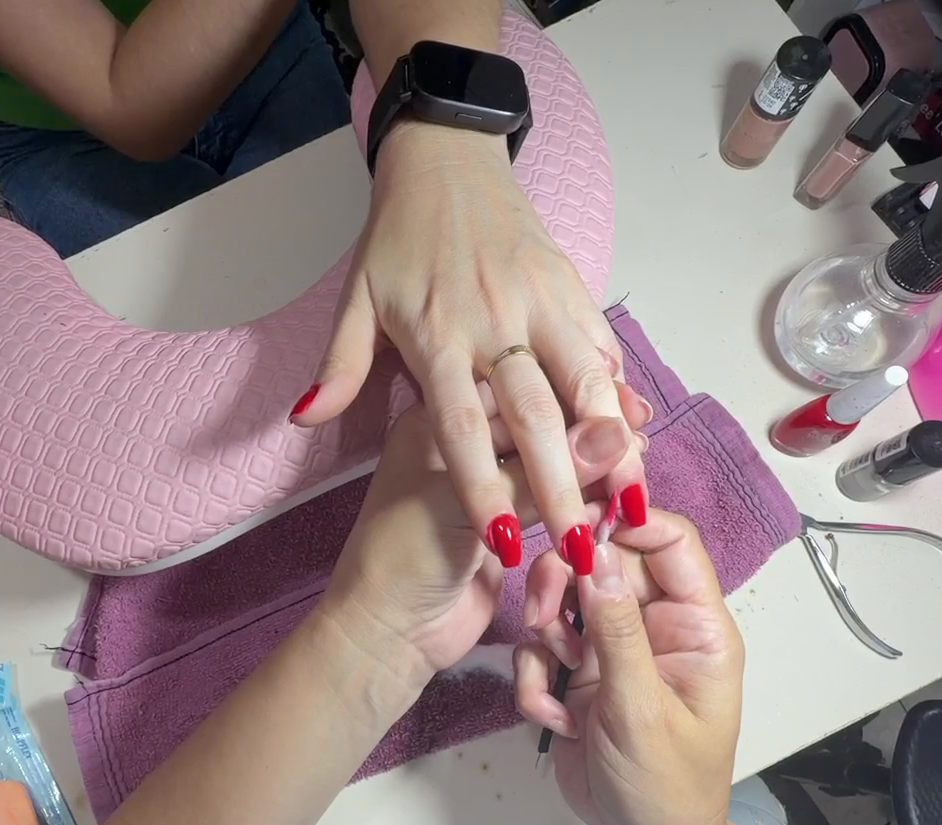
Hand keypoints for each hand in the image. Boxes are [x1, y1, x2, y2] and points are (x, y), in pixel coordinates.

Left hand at [292, 124, 646, 575]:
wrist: (445, 158)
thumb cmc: (395, 241)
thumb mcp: (355, 301)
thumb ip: (340, 366)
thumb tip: (306, 417)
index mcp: (436, 338)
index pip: (461, 426)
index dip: (483, 487)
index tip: (504, 541)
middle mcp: (494, 324)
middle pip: (534, 415)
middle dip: (562, 486)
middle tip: (583, 548)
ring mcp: (540, 302)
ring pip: (585, 381)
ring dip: (612, 446)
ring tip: (631, 502)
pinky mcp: (570, 285)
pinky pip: (601, 346)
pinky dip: (620, 392)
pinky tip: (635, 433)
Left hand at [318, 384, 648, 687]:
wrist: (389, 632)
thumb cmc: (404, 556)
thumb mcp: (461, 505)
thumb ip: (535, 474)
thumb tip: (617, 437)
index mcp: (436, 418)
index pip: (510, 392)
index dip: (565, 395)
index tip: (620, 402)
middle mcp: (465, 442)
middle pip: (539, 423)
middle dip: (587, 431)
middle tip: (638, 434)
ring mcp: (489, 483)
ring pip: (552, 462)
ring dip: (592, 467)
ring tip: (639, 464)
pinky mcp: (510, 522)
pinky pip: (556, 501)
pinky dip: (586, 501)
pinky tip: (617, 499)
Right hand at [512, 512, 744, 824]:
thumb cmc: (666, 786)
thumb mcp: (641, 710)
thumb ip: (616, 631)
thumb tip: (594, 555)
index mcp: (693, 626)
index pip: (669, 543)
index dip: (625, 523)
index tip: (574, 530)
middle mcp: (651, 626)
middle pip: (600, 565)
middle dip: (562, 589)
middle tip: (541, 620)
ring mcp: (610, 648)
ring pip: (561, 602)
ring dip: (542, 639)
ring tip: (551, 681)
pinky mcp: (576, 672)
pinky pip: (539, 648)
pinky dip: (533, 679)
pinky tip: (553, 719)